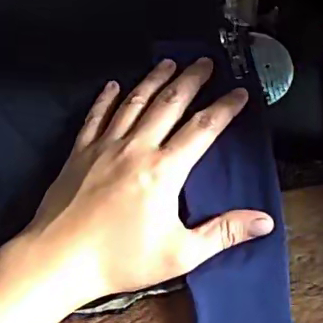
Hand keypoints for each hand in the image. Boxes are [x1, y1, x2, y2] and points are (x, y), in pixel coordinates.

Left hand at [16, 58, 273, 303]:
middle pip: (169, 103)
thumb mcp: (181, 253)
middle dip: (191, 80)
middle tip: (205, 63)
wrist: (60, 259)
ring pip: (134, 102)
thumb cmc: (119, 260)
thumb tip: (263, 222)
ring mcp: (104, 148)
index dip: (224, 108)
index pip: (202, 129)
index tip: (238, 93)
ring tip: (168, 63)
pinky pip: (96, 116)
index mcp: (164, 171)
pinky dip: (106, 98)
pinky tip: (113, 86)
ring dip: (154, 80)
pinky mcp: (79, 154)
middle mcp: (135, 149)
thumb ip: (224, 233)